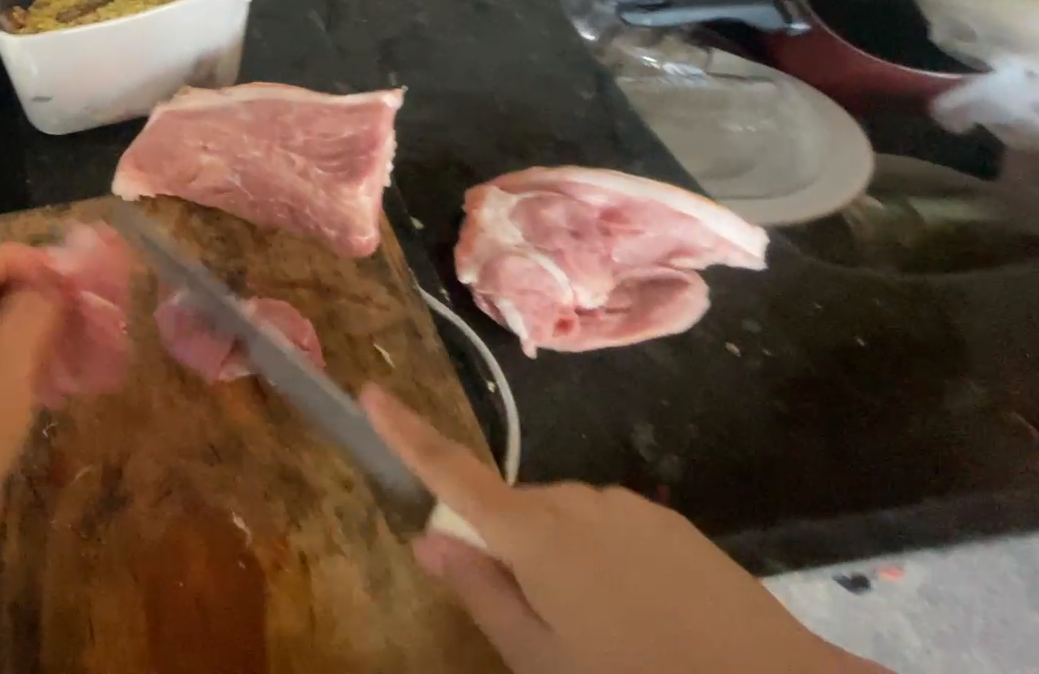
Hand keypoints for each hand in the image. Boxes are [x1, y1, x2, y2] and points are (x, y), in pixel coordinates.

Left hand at [0, 243, 68, 540]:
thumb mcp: (7, 366)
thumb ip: (30, 312)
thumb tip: (53, 281)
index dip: (23, 259)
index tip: (68, 273)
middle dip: (29, 289)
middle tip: (75, 301)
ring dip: (28, 320)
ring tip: (70, 329)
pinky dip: (19, 350)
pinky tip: (50, 363)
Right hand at [361, 385, 884, 673]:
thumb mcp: (544, 662)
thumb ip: (480, 593)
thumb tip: (429, 539)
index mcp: (532, 534)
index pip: (449, 470)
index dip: (404, 432)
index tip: (370, 391)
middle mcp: (571, 500)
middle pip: (509, 508)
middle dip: (506, 548)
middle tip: (540, 622)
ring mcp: (623, 507)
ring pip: (559, 520)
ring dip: (557, 557)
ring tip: (604, 630)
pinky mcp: (667, 522)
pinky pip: (605, 528)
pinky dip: (600, 559)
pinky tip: (645, 617)